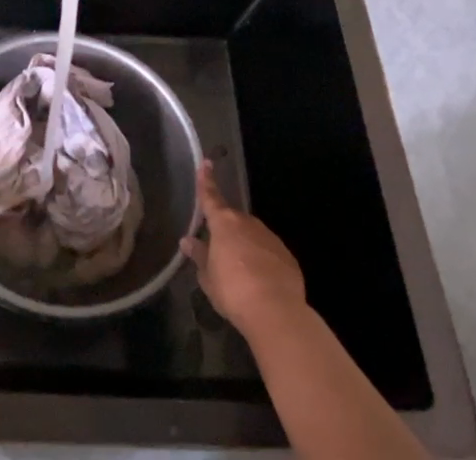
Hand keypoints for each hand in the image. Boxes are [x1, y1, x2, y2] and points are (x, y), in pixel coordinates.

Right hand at [181, 158, 308, 339]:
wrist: (275, 311)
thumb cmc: (232, 290)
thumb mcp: (207, 276)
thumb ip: (199, 255)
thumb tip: (188, 241)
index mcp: (224, 224)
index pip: (211, 197)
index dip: (206, 181)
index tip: (207, 163)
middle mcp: (248, 224)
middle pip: (232, 220)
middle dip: (225, 230)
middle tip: (218, 249)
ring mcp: (270, 238)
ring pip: (251, 236)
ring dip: (244, 246)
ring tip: (238, 271)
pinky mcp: (287, 257)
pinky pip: (268, 252)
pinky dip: (261, 260)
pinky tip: (258, 281)